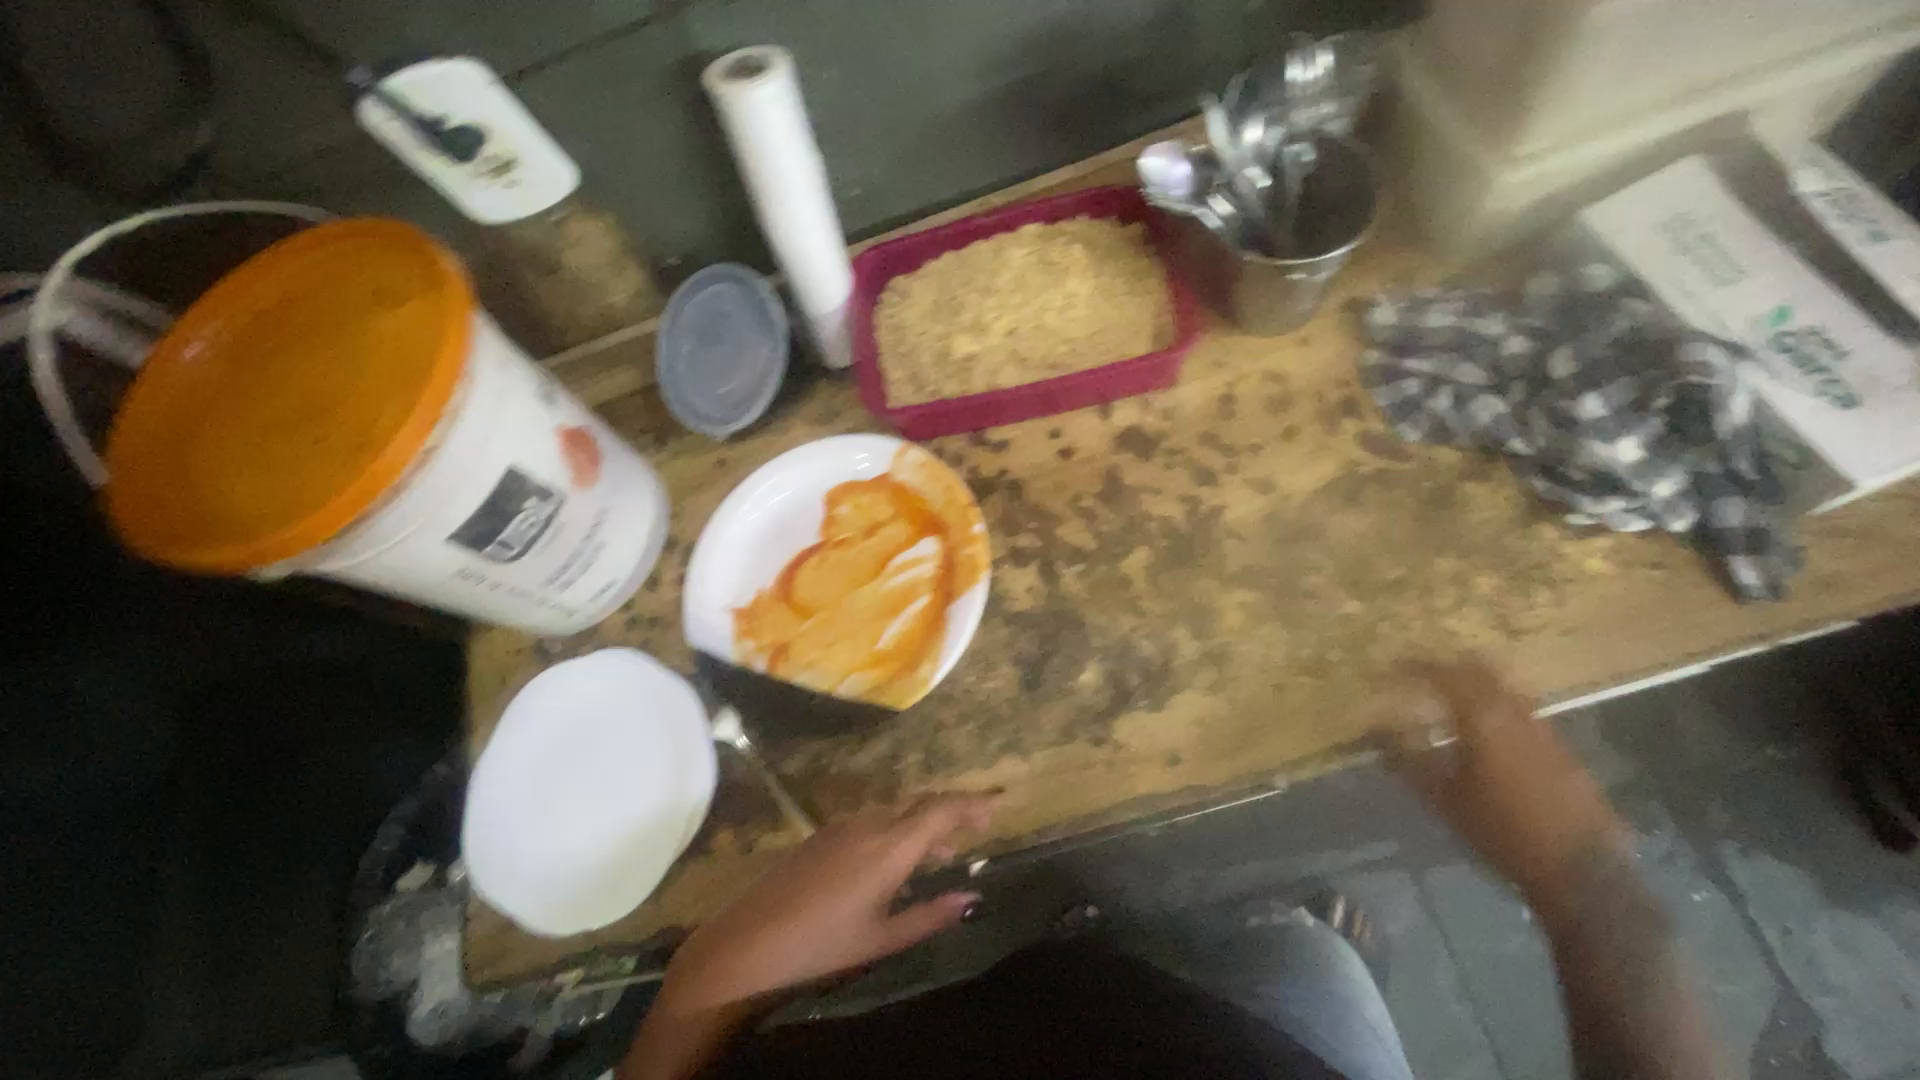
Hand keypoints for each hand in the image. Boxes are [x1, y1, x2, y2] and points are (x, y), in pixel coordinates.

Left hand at [656, 793, 993, 1012]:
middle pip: (919, 805)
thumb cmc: (823, 945)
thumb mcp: (884, 938)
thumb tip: (972, 898)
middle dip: (950, 812)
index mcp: (891, 847)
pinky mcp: (820, 836)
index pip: (941, 810)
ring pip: (893, 814)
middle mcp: (869, 825)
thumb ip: (931, 914)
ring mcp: (841, 827)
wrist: (749, 943)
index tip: (996, 807)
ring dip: (920, 827)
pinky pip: (870, 823)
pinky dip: (893, 833)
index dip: (971, 804)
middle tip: (975, 829)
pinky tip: (892, 864)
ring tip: (938, 856)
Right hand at [1377, 657, 1628, 925]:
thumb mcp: (1441, 796)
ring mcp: (1546, 729)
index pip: (1443, 674)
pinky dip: (1496, 709)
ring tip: (1450, 701)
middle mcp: (1517, 712)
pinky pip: (1522, 712)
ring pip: (1505, 689)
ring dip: (1476, 687)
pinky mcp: (1563, 749)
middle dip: (1449, 667)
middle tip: (1422, 674)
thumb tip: (1375, 727)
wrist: (1579, 869)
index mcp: (1483, 716)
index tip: (1391, 666)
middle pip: (1481, 670)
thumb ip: (1406, 757)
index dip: (1414, 666)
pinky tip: (1486, 733)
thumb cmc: (1500, 828)